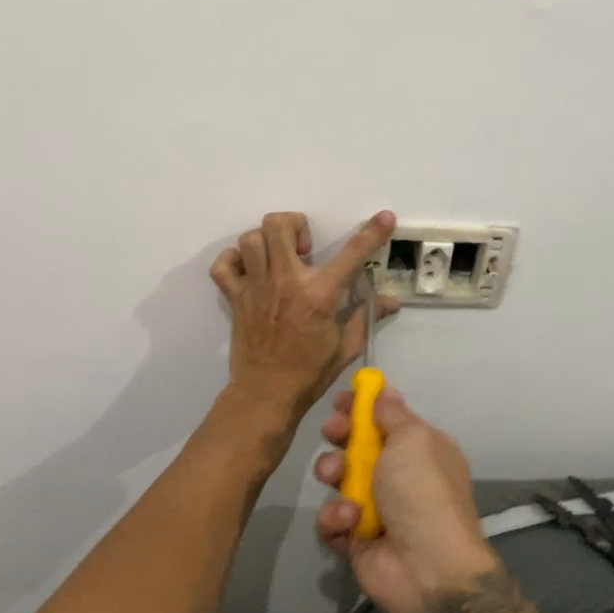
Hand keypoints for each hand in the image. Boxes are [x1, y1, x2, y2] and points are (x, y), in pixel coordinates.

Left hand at [210, 210, 400, 420]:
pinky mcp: (235, 298)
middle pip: (278, 225)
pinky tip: (250, 271)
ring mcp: (255, 287)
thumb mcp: (346, 347)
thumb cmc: (310, 373)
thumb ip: (366, 316)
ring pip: (250, 239)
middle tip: (303, 249)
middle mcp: (285, 282)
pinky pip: (223, 265)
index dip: (372, 232)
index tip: (383, 218)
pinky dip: (233, 261)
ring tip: (278, 260)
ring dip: (266, 242)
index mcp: (319, 295)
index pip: (352, 254)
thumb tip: (390, 300)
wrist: (266, 394)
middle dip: (294, 225)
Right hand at [313, 388, 501, 612]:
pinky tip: (350, 520)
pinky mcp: (355, 538)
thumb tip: (385, 390)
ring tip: (337, 478)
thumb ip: (393, 414)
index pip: (385, 418)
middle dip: (340, 435)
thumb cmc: (423, 493)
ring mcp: (376, 507)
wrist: (429, 570)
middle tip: (333, 432)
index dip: (362, 407)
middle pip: (356, 444)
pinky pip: (332, 518)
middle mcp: (398, 475)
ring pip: (338, 478)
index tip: (342, 401)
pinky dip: (336, 517)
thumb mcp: (414, 440)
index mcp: (419, 449)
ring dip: (333, 472)